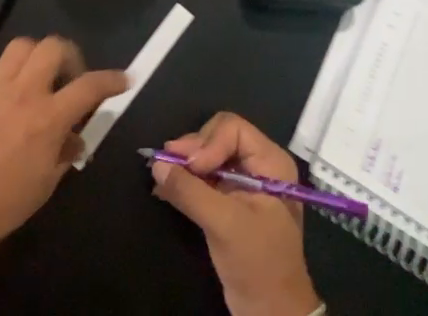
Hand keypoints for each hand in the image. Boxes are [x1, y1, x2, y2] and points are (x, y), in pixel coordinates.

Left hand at [0, 36, 127, 254]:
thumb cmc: (2, 203)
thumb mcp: (45, 184)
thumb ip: (64, 154)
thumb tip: (74, 139)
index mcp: (48, 118)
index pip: (89, 86)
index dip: (111, 80)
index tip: (123, 80)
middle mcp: (23, 93)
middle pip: (52, 47)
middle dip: (71, 55)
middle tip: (72, 77)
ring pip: (21, 46)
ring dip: (37, 55)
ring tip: (40, 77)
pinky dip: (9, 70)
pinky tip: (9, 90)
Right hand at [152, 112, 321, 315]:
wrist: (271, 310)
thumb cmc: (257, 262)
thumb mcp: (225, 224)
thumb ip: (190, 191)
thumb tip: (156, 164)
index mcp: (270, 163)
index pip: (233, 129)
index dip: (208, 142)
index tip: (192, 168)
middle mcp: (258, 166)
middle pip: (218, 137)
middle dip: (192, 150)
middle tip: (168, 166)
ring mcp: (244, 184)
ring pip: (207, 156)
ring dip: (184, 165)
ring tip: (162, 178)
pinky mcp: (229, 202)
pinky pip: (204, 177)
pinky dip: (185, 179)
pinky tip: (165, 187)